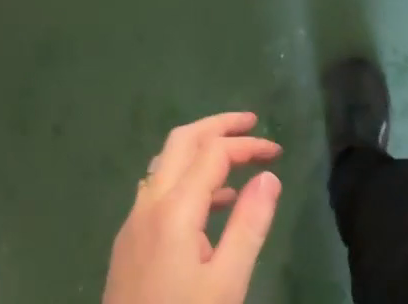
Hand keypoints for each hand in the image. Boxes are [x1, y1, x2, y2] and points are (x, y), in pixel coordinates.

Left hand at [103, 111, 282, 303]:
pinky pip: (158, 190)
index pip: (213, 152)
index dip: (247, 144)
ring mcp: (133, 223)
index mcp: (173, 209)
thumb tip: (268, 175)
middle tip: (252, 124)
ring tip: (238, 162)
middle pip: (181, 141)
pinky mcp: (129, 243)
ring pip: (165, 163)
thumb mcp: (227, 283)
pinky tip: (211, 205)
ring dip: (200, 151)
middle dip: (218, 126)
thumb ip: (249, 225)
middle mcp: (148, 204)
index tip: (278, 152)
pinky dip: (187, 179)